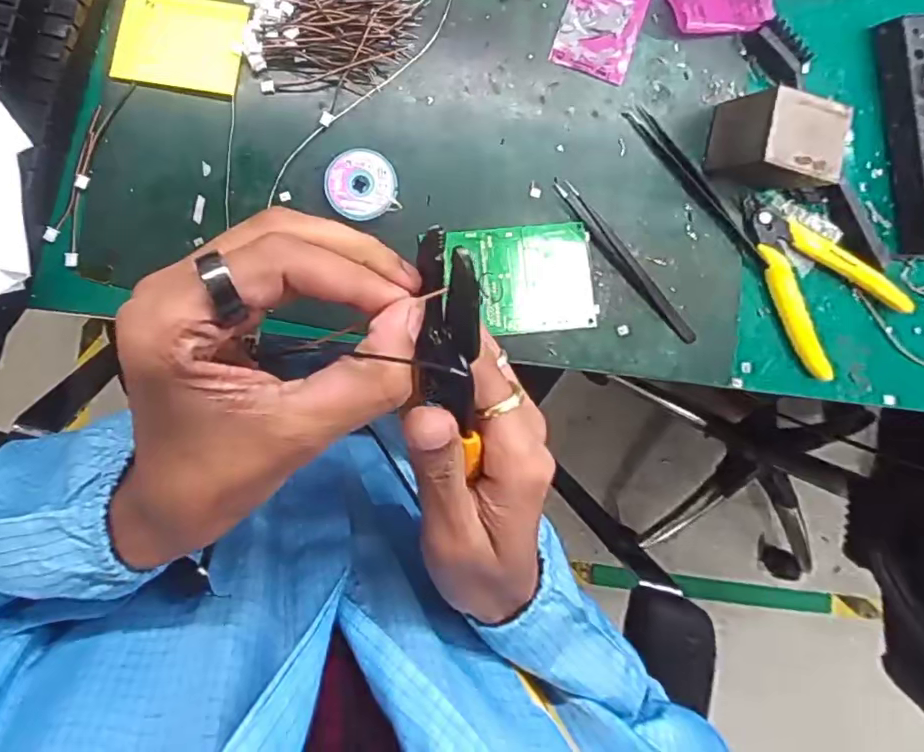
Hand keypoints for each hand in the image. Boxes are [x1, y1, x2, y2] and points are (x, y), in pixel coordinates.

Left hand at [109, 208, 422, 569]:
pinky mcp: (199, 296)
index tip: (405, 302)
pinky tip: (352, 288)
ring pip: (269, 240)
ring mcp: (181, 285)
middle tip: (405, 285)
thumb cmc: (212, 480)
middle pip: (270, 233)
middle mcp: (169, 283)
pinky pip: (263, 264)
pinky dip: (315, 271)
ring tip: (389, 284)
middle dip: (347, 253)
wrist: (163, 504)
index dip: (347, 274)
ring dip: (335, 255)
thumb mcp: (293, 433)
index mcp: (172, 311)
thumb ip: (362, 378)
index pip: (272, 259)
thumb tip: (412, 318)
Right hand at [399, 329, 555, 624]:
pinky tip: (420, 372)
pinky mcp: (506, 432)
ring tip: (402, 341)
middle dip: (447, 341)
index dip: (452, 345)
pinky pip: (481, 387)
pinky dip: (451, 373)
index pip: (489, 380)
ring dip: (447, 353)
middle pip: (491, 366)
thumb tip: (426, 412)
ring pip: (487, 370)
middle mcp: (528, 433)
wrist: (506, 600)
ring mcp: (520, 430)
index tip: (409, 323)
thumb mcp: (451, 533)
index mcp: (519, 456)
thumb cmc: (477, 574)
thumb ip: (440, 472)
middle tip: (395, 327)